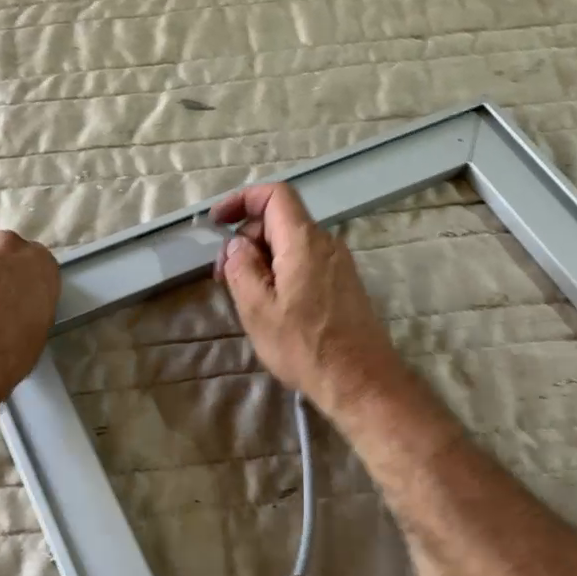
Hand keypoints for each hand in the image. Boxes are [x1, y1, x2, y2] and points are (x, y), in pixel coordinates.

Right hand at [213, 183, 403, 416]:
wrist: (359, 381)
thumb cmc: (304, 346)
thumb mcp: (257, 309)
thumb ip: (241, 268)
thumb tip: (236, 245)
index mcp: (303, 241)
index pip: (274, 195)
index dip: (242, 199)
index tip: (217, 222)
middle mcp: (326, 244)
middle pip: (280, 221)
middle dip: (246, 238)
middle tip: (223, 275)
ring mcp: (339, 264)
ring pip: (291, 244)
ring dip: (262, 259)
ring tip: (244, 295)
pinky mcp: (343, 285)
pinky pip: (305, 263)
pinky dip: (280, 271)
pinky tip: (271, 305)